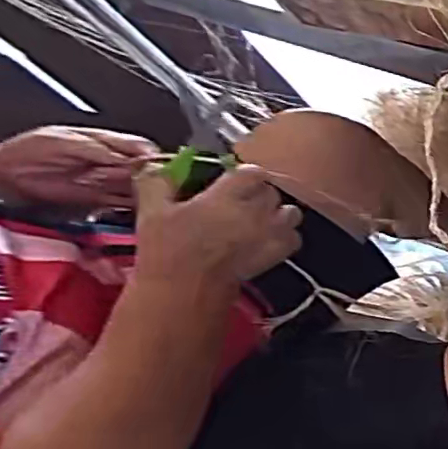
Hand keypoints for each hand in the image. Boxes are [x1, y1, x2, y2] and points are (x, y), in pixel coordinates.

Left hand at [0, 126, 158, 209]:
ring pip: (145, 186)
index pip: (147, 148)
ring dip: (128, 187)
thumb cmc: (24, 152)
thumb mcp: (59, 141)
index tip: (143, 163)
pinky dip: (131, 204)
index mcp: (110, 143)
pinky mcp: (108, 200)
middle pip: (151, 169)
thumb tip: (132, 159)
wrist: (0, 176)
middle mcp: (118, 163)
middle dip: (137, 172)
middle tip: (115, 172)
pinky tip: (113, 199)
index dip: (150, 155)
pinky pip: (133, 203)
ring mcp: (114, 182)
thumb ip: (97, 148)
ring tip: (93, 180)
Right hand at [133, 163, 301, 288]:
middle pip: (270, 191)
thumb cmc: (168, 246)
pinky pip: (295, 234)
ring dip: (276, 212)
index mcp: (227, 197)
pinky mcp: (283, 249)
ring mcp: (275, 230)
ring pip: (290, 211)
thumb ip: (158, 182)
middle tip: (236, 203)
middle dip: (256, 193)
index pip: (252, 172)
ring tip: (255, 219)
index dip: (244, 174)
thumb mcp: (152, 210)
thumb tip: (162, 164)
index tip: (232, 180)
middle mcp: (257, 211)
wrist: (188, 284)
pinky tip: (266, 237)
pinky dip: (285, 233)